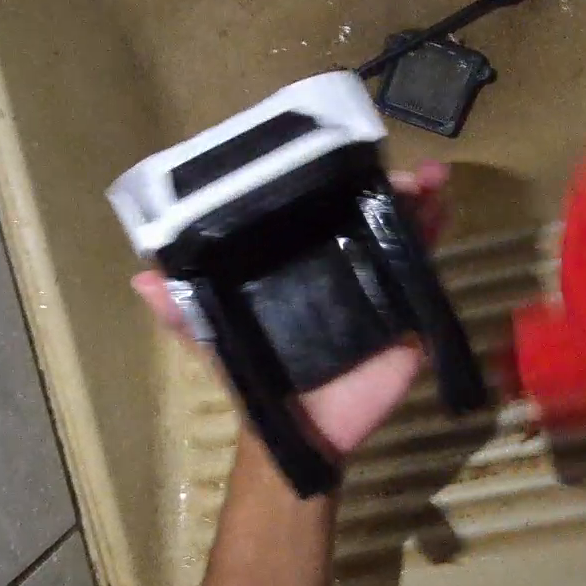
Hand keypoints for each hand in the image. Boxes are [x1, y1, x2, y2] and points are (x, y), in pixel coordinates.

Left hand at [130, 161, 450, 457]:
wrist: (305, 431)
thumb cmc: (258, 380)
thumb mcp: (215, 340)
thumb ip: (183, 313)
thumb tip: (141, 280)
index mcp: (293, 261)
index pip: (311, 210)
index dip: (326, 182)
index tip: (337, 154)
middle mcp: (333, 261)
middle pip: (360, 211)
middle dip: (380, 182)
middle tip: (395, 167)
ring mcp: (372, 282)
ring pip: (396, 229)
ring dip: (416, 199)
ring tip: (431, 177)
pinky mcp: (404, 308)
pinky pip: (422, 269)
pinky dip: (434, 237)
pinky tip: (444, 212)